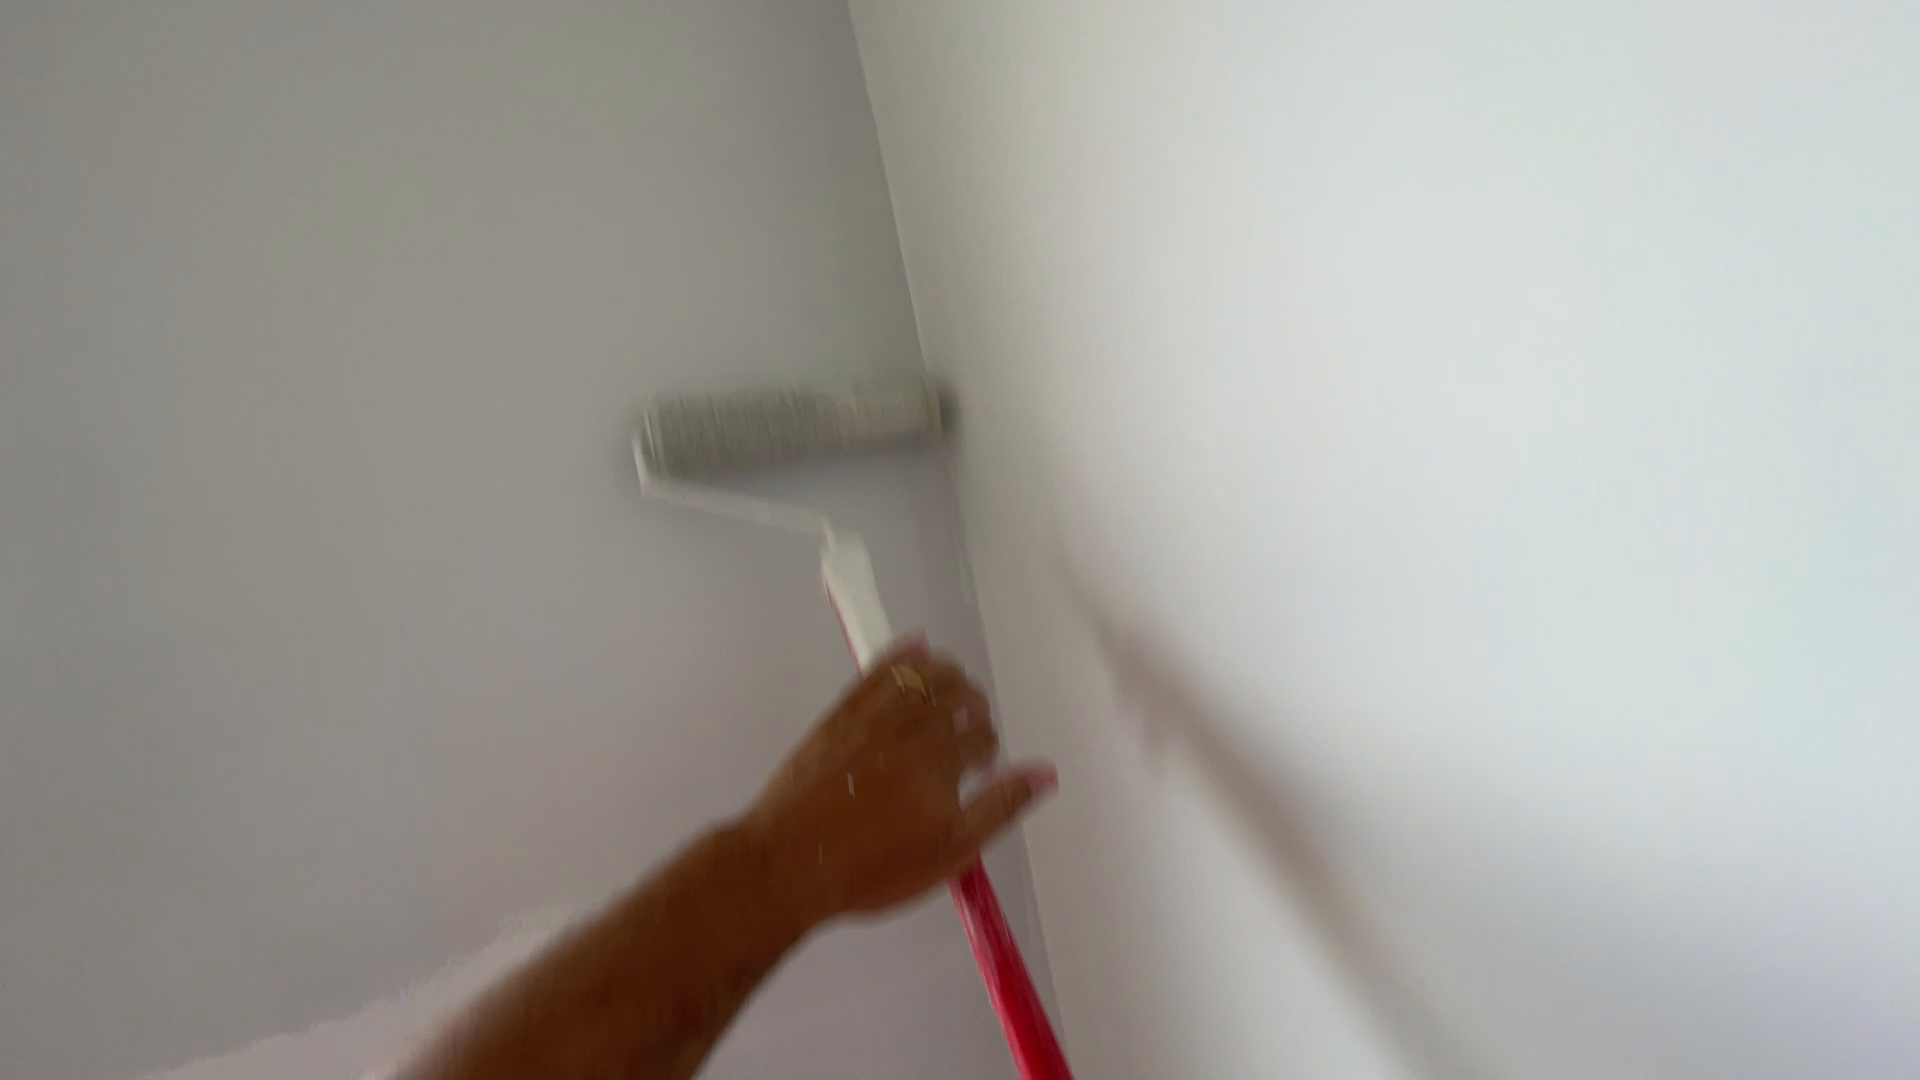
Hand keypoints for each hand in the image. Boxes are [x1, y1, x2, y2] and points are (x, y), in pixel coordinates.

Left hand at [748, 638, 1057, 922]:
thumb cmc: (873, 868)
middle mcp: (911, 727)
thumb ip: (999, 808)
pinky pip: (878, 669)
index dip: (989, 746)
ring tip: (953, 684)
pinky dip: (901, 653)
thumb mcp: (949, 853)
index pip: (981, 734)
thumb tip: (1045, 773)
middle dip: (973, 705)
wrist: (789, 863)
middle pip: (956, 693)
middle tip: (971, 725)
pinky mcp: (842, 713)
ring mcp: (873, 716)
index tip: (982, 765)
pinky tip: (915, 645)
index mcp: (940, 760)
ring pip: (922, 673)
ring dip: (945, 672)